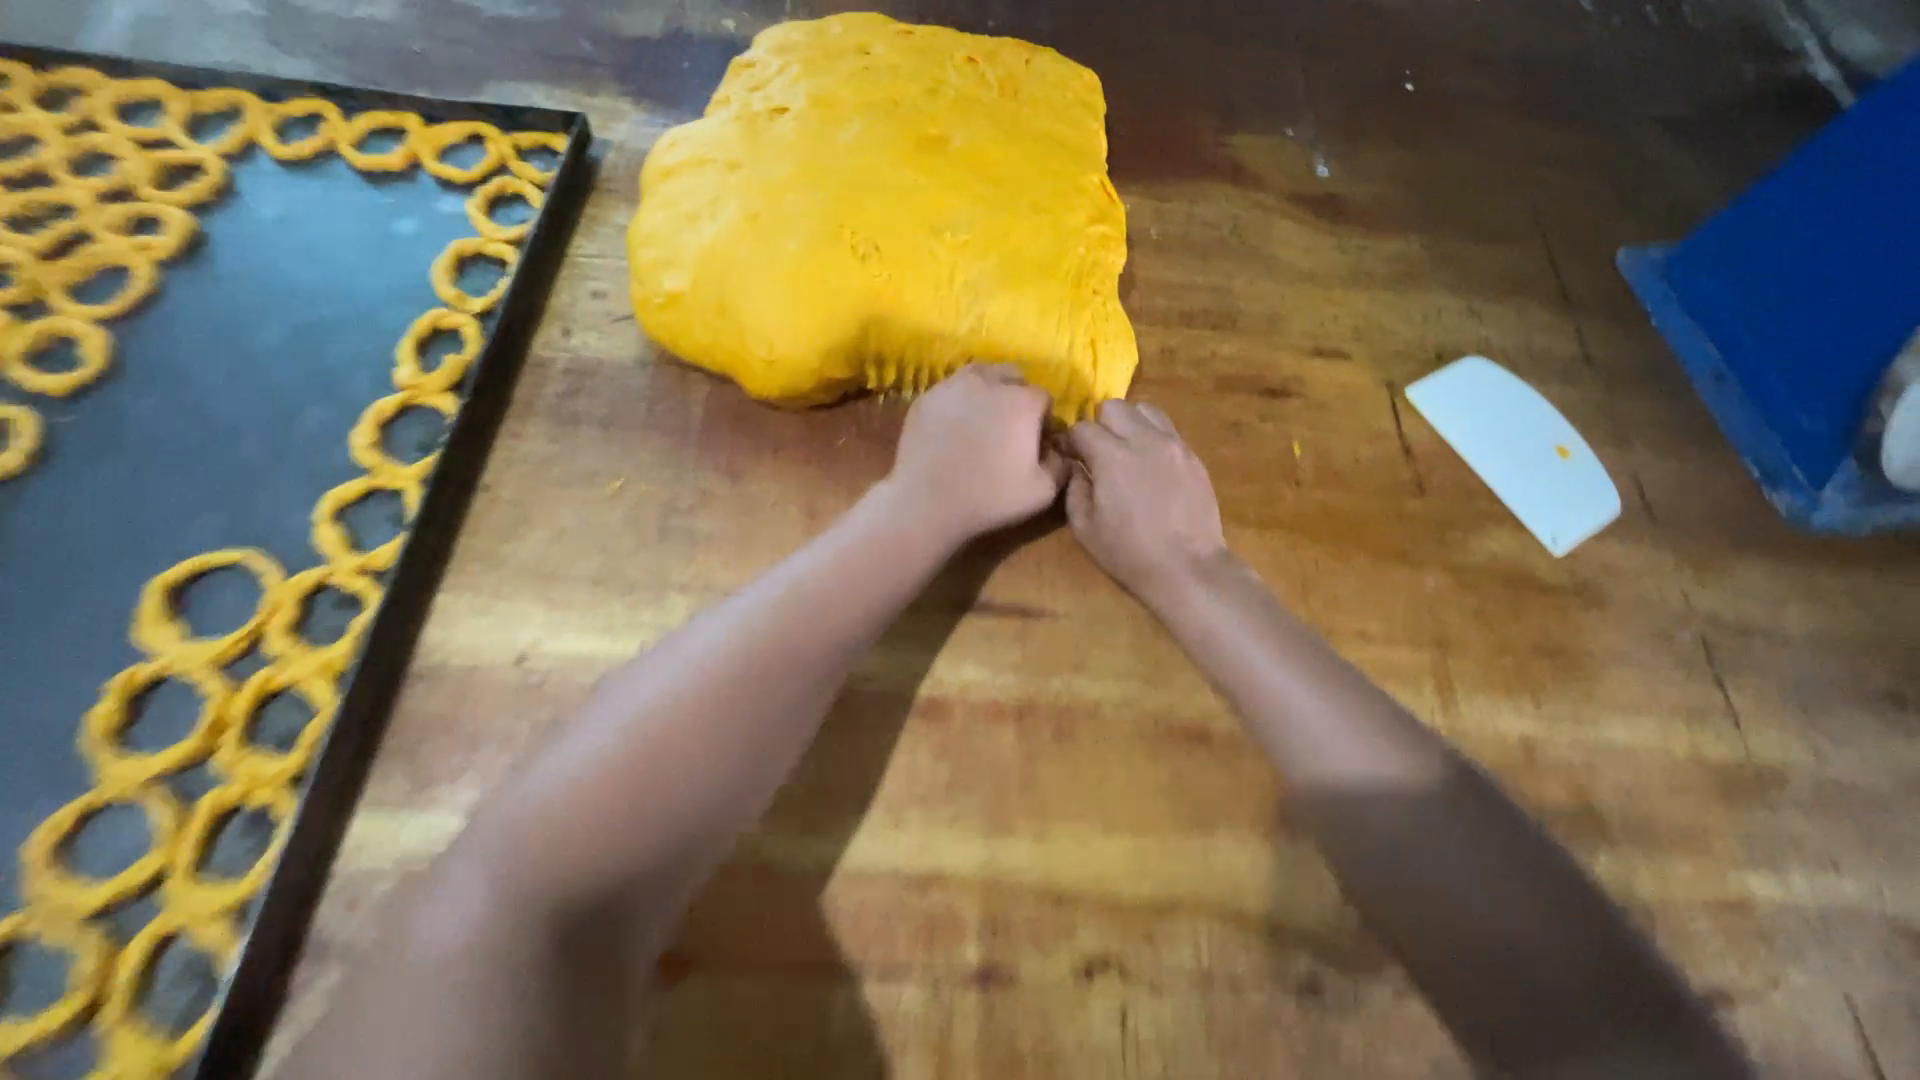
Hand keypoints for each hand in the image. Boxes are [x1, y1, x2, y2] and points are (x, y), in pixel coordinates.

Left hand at [883, 364, 1068, 542]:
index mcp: (1022, 401)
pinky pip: (951, 390)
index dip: (1043, 420)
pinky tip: (954, 428)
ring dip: (988, 391)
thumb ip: (1061, 464)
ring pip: (980, 375)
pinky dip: (959, 401)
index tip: (1035, 442)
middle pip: (1013, 376)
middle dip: (1017, 397)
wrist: (925, 503)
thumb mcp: (1042, 492)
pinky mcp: (926, 397)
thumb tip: (1060, 449)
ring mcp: (952, 385)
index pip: (1044, 398)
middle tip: (1010, 428)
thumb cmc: (989, 499)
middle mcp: (988, 381)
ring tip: (982, 421)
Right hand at [1065, 401, 1229, 604]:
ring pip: (1145, 409)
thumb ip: (1074, 488)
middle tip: (1098, 451)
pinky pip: (1168, 429)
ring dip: (1129, 423)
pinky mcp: (1192, 456)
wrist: (1187, 567)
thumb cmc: (1129, 552)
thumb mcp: (1085, 527)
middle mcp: (1143, 439)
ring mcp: (1173, 444)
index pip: (1082, 427)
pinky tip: (1150, 464)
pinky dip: (1152, 437)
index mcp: (1111, 456)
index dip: (1070, 441)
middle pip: (1114, 406)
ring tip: (1127, 450)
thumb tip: (1076, 467)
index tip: (1068, 455)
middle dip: (1100, 424)